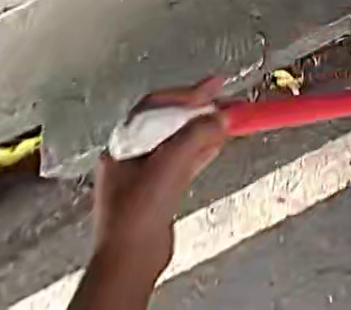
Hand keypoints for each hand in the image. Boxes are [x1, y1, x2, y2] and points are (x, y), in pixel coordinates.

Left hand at [70, 80, 228, 309]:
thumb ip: (196, 136)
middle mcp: (131, 154)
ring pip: (178, 142)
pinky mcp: (157, 193)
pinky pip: (182, 162)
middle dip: (197, 109)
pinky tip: (217, 143)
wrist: (130, 262)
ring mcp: (144, 174)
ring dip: (202, 129)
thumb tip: (220, 117)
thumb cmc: (136, 216)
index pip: (158, 105)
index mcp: (124, 141)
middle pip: (169, 121)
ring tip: (226, 118)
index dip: (188, 93)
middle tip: (222, 98)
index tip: (214, 87)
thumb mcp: (170, 165)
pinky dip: (201, 150)